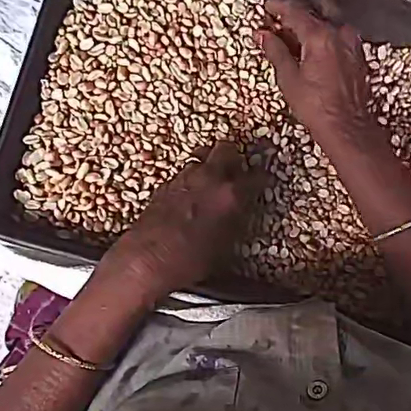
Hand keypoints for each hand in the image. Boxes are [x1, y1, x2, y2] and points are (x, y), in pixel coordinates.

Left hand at [100, 141, 264, 299]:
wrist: (147, 260)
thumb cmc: (190, 260)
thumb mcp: (226, 247)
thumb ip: (236, 222)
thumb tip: (239, 214)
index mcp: (231, 194)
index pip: (256, 176)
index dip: (261, 178)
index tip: (262, 182)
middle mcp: (209, 178)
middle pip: (227, 149)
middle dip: (234, 157)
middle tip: (237, 170)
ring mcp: (185, 178)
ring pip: (202, 157)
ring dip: (210, 164)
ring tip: (213, 181)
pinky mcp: (165, 185)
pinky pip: (184, 172)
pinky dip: (191, 178)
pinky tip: (190, 195)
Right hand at [259, 0, 372, 142]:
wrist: (347, 128)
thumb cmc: (319, 108)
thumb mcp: (289, 79)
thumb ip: (276, 51)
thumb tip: (264, 36)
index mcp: (320, 36)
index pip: (295, 10)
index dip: (278, 6)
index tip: (269, 6)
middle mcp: (340, 34)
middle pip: (317, 7)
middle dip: (298, 7)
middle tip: (282, 13)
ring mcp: (352, 44)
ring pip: (331, 18)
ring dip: (313, 18)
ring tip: (296, 29)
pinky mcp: (357, 56)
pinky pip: (340, 33)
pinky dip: (326, 32)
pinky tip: (315, 45)